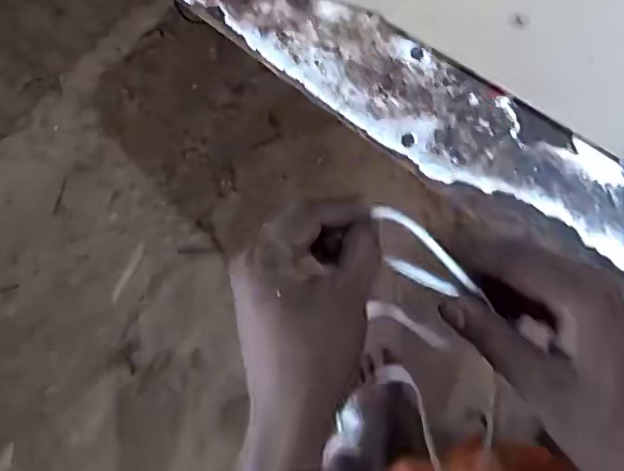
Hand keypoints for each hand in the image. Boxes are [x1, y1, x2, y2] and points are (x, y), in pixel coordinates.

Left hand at [230, 199, 380, 470]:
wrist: (289, 415)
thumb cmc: (320, 352)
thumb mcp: (349, 293)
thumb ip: (362, 247)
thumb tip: (367, 222)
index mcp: (264, 249)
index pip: (308, 211)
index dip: (345, 209)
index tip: (376, 214)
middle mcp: (248, 253)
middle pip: (296, 221)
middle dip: (334, 224)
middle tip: (367, 235)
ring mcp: (246, 273)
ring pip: (291, 238)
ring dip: (323, 241)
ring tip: (353, 255)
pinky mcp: (252, 291)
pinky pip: (284, 259)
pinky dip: (310, 258)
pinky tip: (332, 271)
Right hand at [440, 239, 623, 470]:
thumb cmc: (604, 428)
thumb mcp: (542, 388)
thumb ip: (492, 338)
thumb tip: (444, 300)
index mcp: (578, 293)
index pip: (511, 257)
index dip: (470, 254)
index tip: (433, 255)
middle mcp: (589, 276)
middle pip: (523, 254)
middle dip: (483, 263)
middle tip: (445, 279)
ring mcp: (598, 288)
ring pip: (535, 264)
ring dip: (501, 277)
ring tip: (470, 300)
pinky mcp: (600, 303)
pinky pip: (550, 280)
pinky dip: (522, 290)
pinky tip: (506, 314)